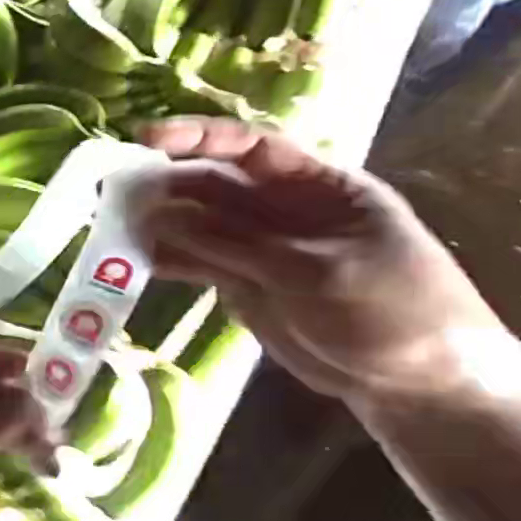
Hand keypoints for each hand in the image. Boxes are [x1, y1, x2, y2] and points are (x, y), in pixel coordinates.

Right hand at [136, 117, 512, 403]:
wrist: (416, 382)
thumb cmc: (392, 312)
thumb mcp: (315, 273)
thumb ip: (231, 243)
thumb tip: (155, 215)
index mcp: (318, 188)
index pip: (251, 147)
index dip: (198, 137)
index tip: (145, 138)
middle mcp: (279, 208)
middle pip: (208, 183)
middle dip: (157, 183)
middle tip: (103, 190)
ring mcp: (254, 244)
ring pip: (189, 221)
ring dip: (149, 222)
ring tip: (103, 226)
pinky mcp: (236, 277)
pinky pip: (187, 259)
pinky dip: (157, 258)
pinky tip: (124, 261)